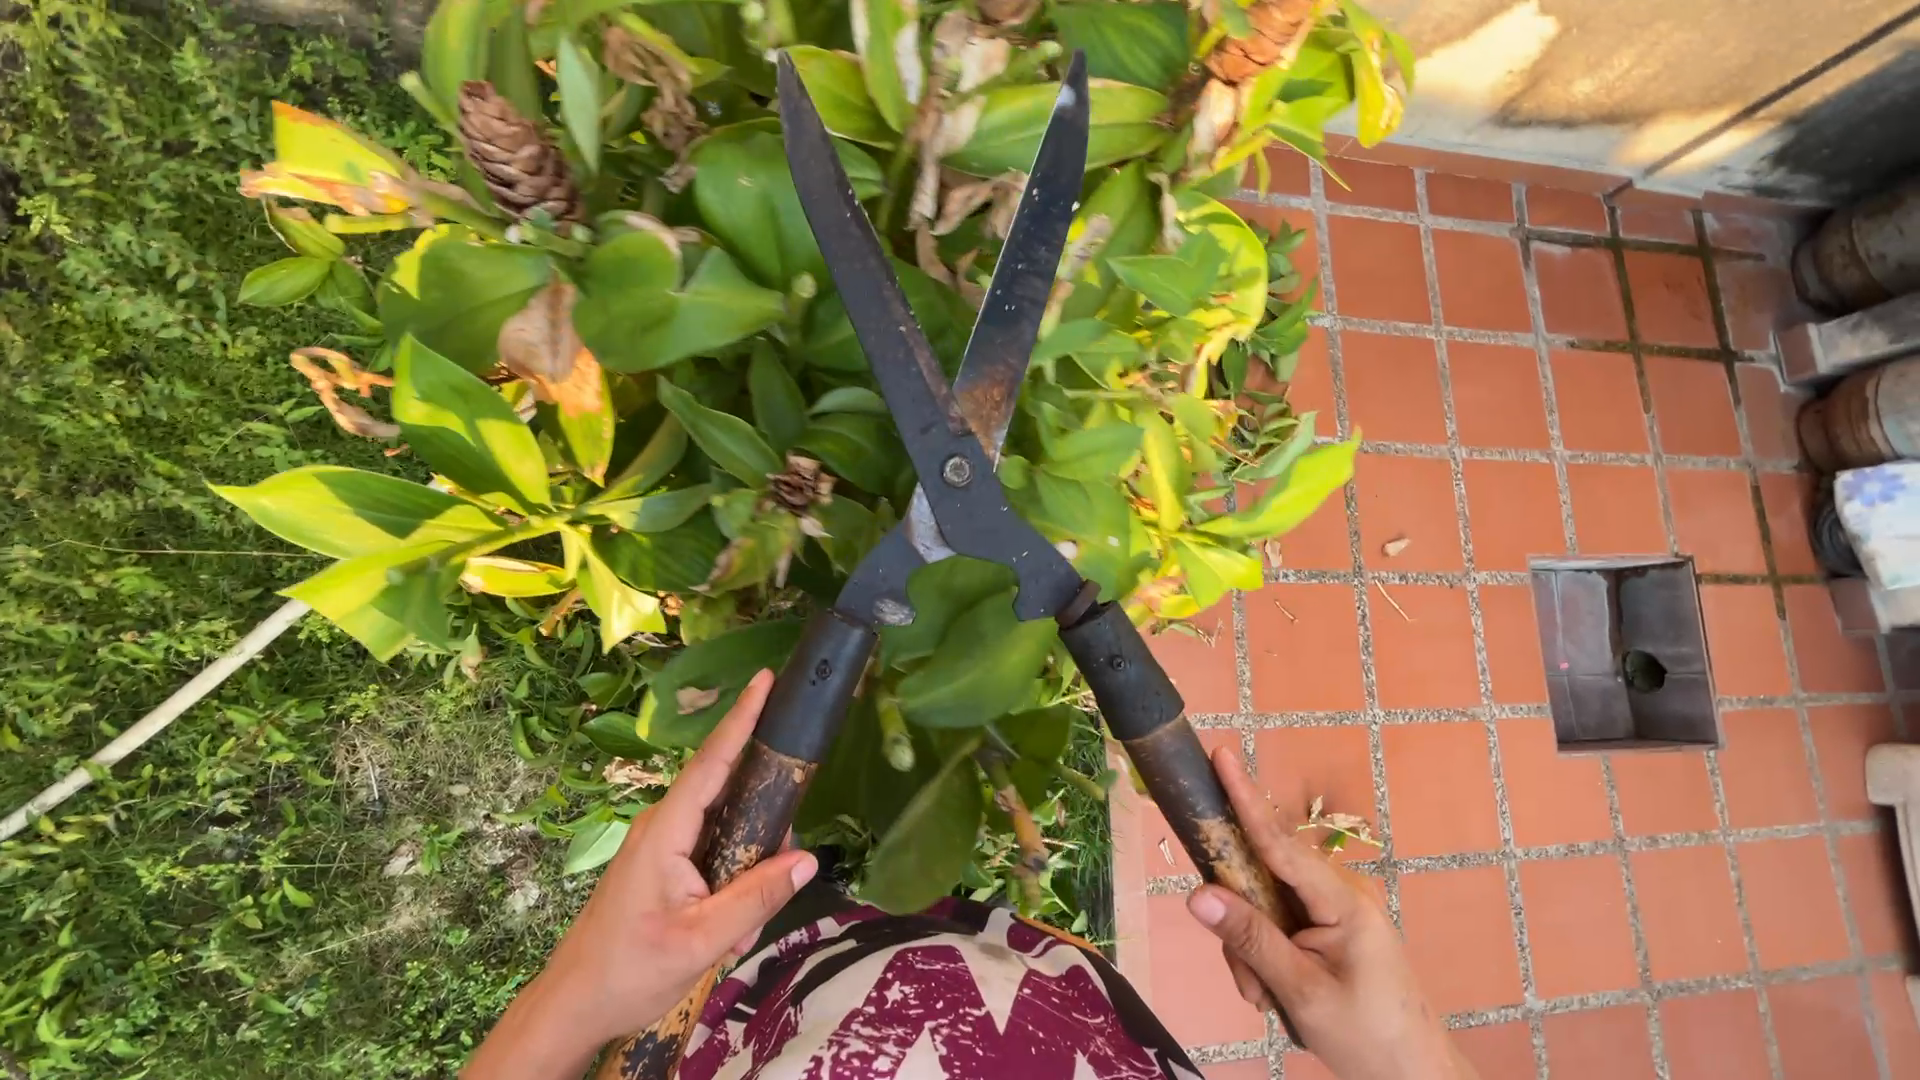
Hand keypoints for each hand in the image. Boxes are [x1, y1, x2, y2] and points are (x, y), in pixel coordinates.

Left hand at [464, 670, 817, 1078]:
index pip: (712, 761)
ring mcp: (662, 844)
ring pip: (726, 830)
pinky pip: (713, 853)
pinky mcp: (664, 864)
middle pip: (730, 795)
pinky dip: (732, 882)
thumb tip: (807, 859)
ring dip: (747, 869)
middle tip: (778, 869)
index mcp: (667, 830)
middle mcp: (664, 825)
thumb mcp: (701, 942)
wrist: (569, 1009)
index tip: (765, 678)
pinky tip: (729, 928)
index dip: (741, 717)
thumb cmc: (628, 971)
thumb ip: (756, 898)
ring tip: (739, 929)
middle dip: (764, 824)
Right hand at [1186, 748, 1469, 1079]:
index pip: (1279, 841)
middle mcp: (1339, 891)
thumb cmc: (1368, 1038)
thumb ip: (1248, 939)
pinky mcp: (1327, 927)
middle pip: (1260, 877)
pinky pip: (1275, 921)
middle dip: (1241, 924)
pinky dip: (1263, 953)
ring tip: (1266, 997)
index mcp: (1343, 900)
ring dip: (1251, 949)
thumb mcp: (1301, 992)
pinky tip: (1273, 991)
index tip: (1221, 755)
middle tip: (1249, 981)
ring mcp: (1334, 909)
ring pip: (1261, 904)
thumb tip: (1196, 894)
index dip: (1245, 797)